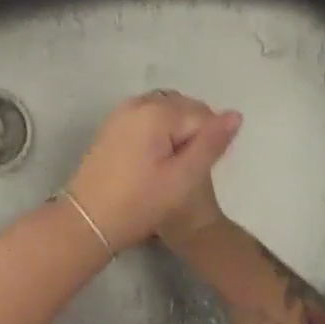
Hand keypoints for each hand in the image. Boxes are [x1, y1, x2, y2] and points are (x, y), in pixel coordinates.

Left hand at [64, 90, 242, 250]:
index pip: (203, 116)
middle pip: (184, 108)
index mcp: (157, 111)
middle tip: (184, 171)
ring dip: (176, 134)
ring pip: (166, 113)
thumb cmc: (139, 203)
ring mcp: (121, 113)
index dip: (208, 145)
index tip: (194, 173)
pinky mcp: (111, 127)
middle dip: (192, 134)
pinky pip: (147, 120)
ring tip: (170, 169)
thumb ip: (211, 144)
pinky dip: (157, 135)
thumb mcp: (183, 177)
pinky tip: (153, 163)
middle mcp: (138, 102)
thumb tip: (236, 115)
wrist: (88, 221)